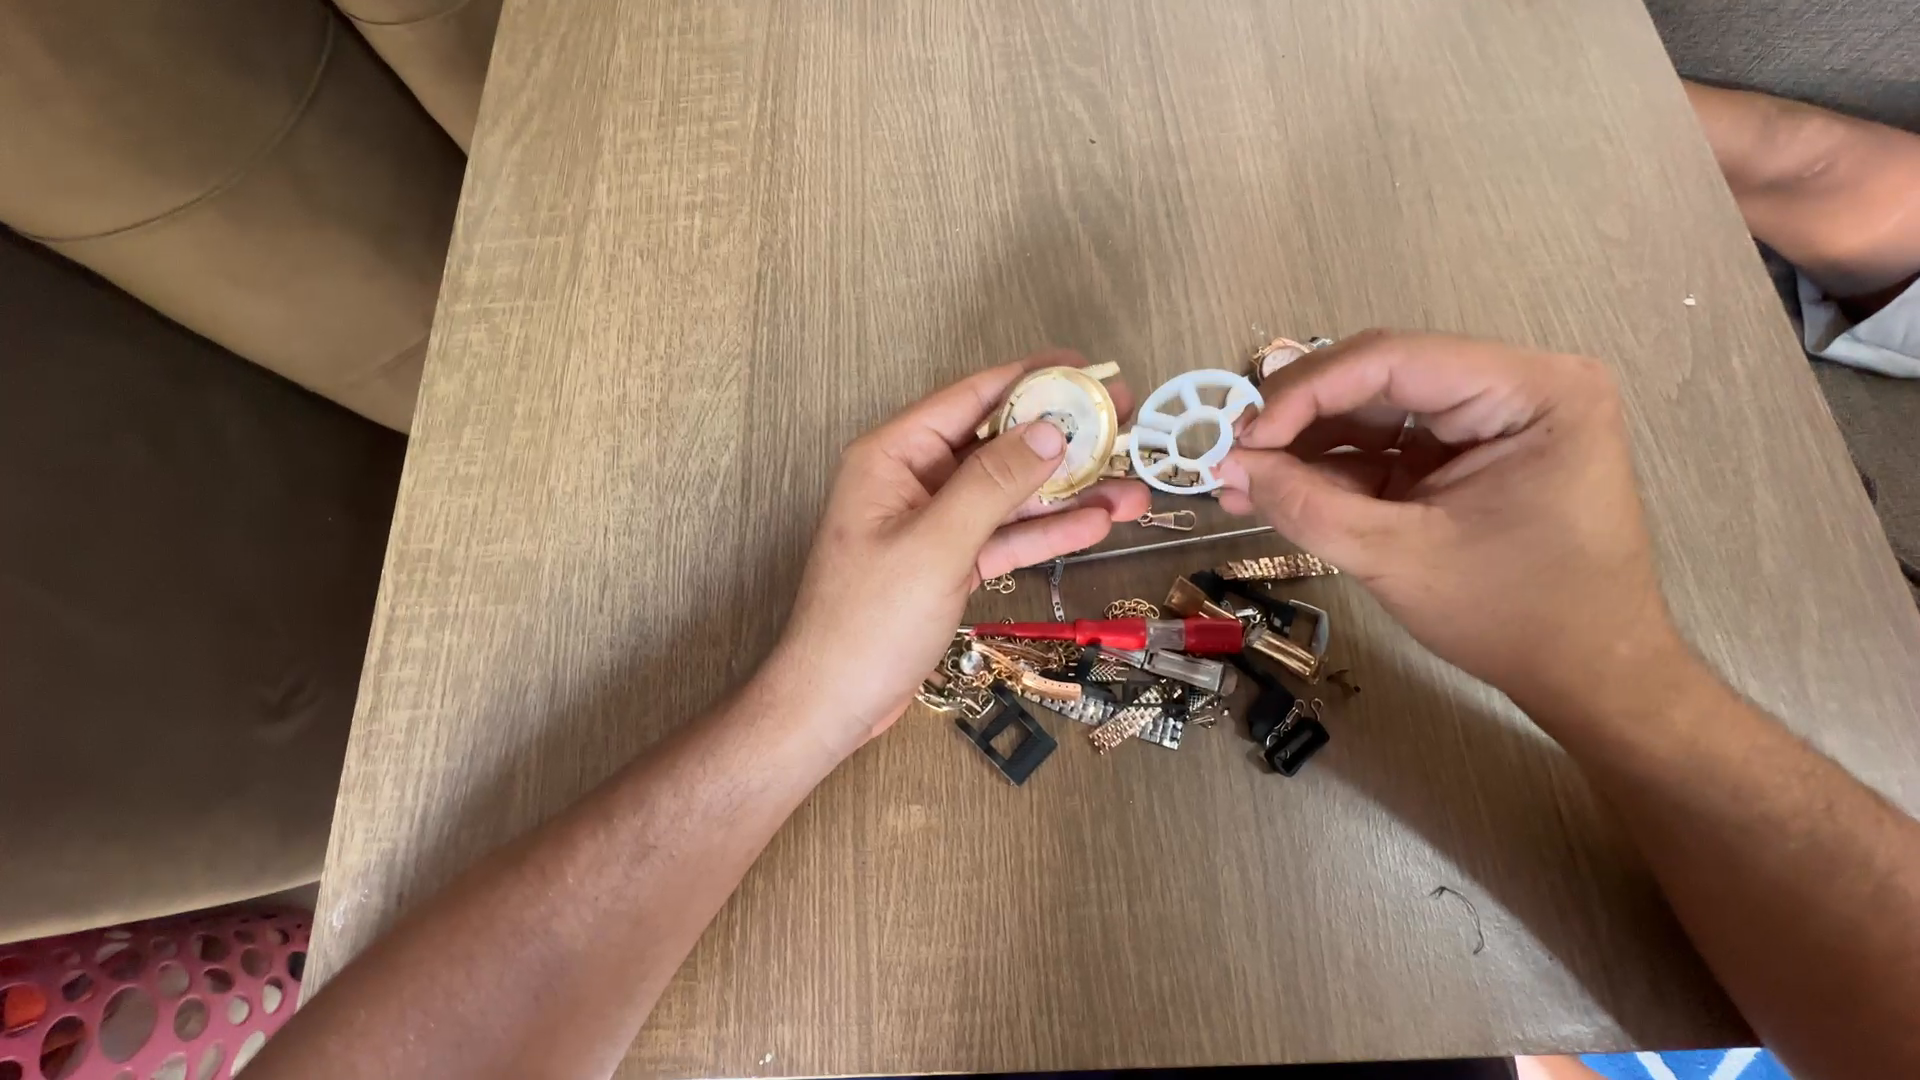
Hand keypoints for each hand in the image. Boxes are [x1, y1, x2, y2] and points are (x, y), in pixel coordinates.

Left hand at [767, 351, 1150, 754]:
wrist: (836, 701)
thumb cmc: (869, 621)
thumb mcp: (936, 544)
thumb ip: (993, 484)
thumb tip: (1050, 431)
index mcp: (894, 455)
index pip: (971, 398)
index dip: (1033, 378)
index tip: (1089, 369)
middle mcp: (914, 479)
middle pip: (999, 444)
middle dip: (1063, 436)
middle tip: (1126, 423)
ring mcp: (935, 523)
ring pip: (1010, 494)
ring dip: (1068, 492)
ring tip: (1133, 487)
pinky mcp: (950, 562)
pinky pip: (1004, 535)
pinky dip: (1046, 532)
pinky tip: (1097, 522)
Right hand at [1216, 331, 1684, 716]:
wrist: (1587, 677)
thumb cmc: (1516, 616)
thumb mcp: (1399, 557)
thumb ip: (1307, 506)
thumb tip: (1226, 468)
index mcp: (1530, 391)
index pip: (1392, 360)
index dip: (1304, 393)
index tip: (1241, 439)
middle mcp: (1510, 389)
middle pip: (1376, 379)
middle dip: (1296, 420)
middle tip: (1231, 455)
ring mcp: (1482, 425)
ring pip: (1367, 415)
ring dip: (1300, 449)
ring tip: (1235, 482)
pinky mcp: (1457, 460)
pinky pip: (1378, 452)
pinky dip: (1324, 474)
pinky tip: (1272, 493)